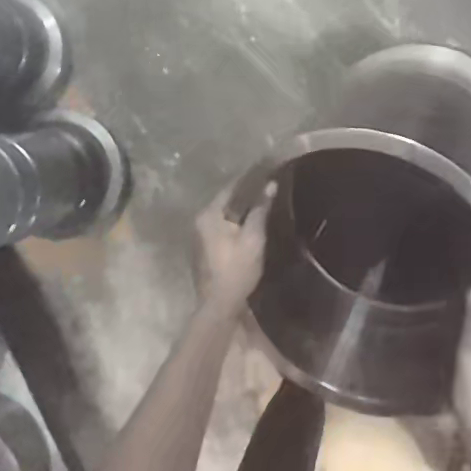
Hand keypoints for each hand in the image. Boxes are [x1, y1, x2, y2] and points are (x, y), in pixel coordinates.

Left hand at [197, 181, 273, 303]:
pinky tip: (253, 216)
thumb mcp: (253, 239)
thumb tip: (271, 184)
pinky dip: (238, 217)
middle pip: (227, 197)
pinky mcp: (205, 246)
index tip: (270, 165)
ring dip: (243, 203)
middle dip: (248, 188)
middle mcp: (200, 219)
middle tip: (270, 178)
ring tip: (265, 194)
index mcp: (209, 214)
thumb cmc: (237, 270)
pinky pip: (223, 222)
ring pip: (225, 210)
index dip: (252, 175)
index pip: (232, 186)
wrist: (219, 305)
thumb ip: (260, 210)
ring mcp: (200, 234)